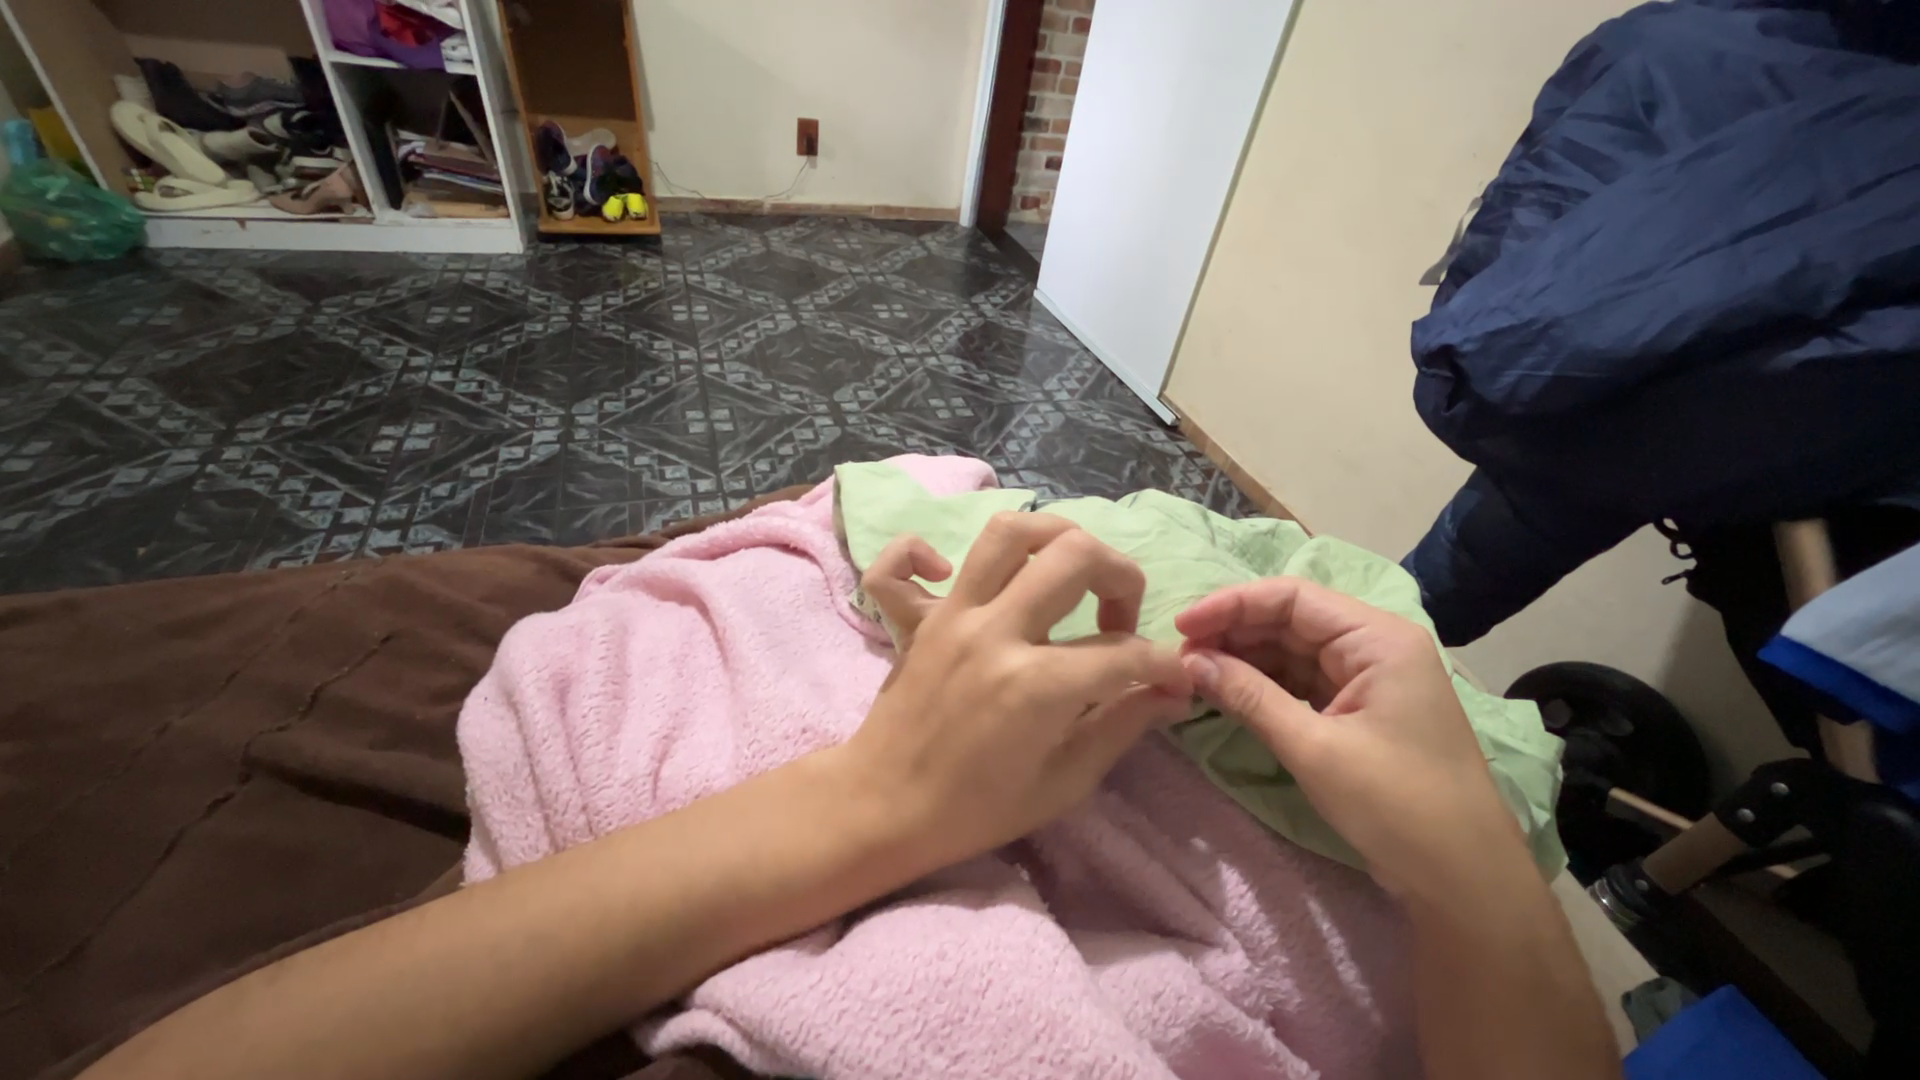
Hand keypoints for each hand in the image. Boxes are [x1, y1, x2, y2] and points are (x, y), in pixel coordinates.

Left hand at [834, 513, 1192, 871]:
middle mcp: (995, 632)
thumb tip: (1172, 691)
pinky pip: (901, 561)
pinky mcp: (919, 618)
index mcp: (1037, 685)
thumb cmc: (977, 810)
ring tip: (1068, 571)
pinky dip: (923, 552)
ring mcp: (951, 616)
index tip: (1173, 679)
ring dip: (1053, 537)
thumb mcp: (1064, 782)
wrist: (884, 810)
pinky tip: (951, 573)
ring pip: (1007, 532)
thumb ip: (1122, 726)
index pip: (1125, 650)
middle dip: (1122, 576)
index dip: (1165, 664)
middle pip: (1076, 556)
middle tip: (1118, 617)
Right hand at [1175, 578, 1525, 898]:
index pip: (1292, 598)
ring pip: (1292, 650)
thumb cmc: (1396, 805)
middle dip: (1233, 632)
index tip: (1181, 626)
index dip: (1231, 605)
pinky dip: (1264, 684)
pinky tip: (1227, 692)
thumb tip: (1189, 661)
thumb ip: (1248, 696)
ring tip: (1194, 673)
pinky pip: (1301, 681)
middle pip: (1290, 620)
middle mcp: (1375, 647)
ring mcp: (1369, 679)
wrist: (1465, 882)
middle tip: (1180, 655)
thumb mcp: (1313, 748)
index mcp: (1378, 639)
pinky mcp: (1360, 710)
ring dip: (1244, 659)